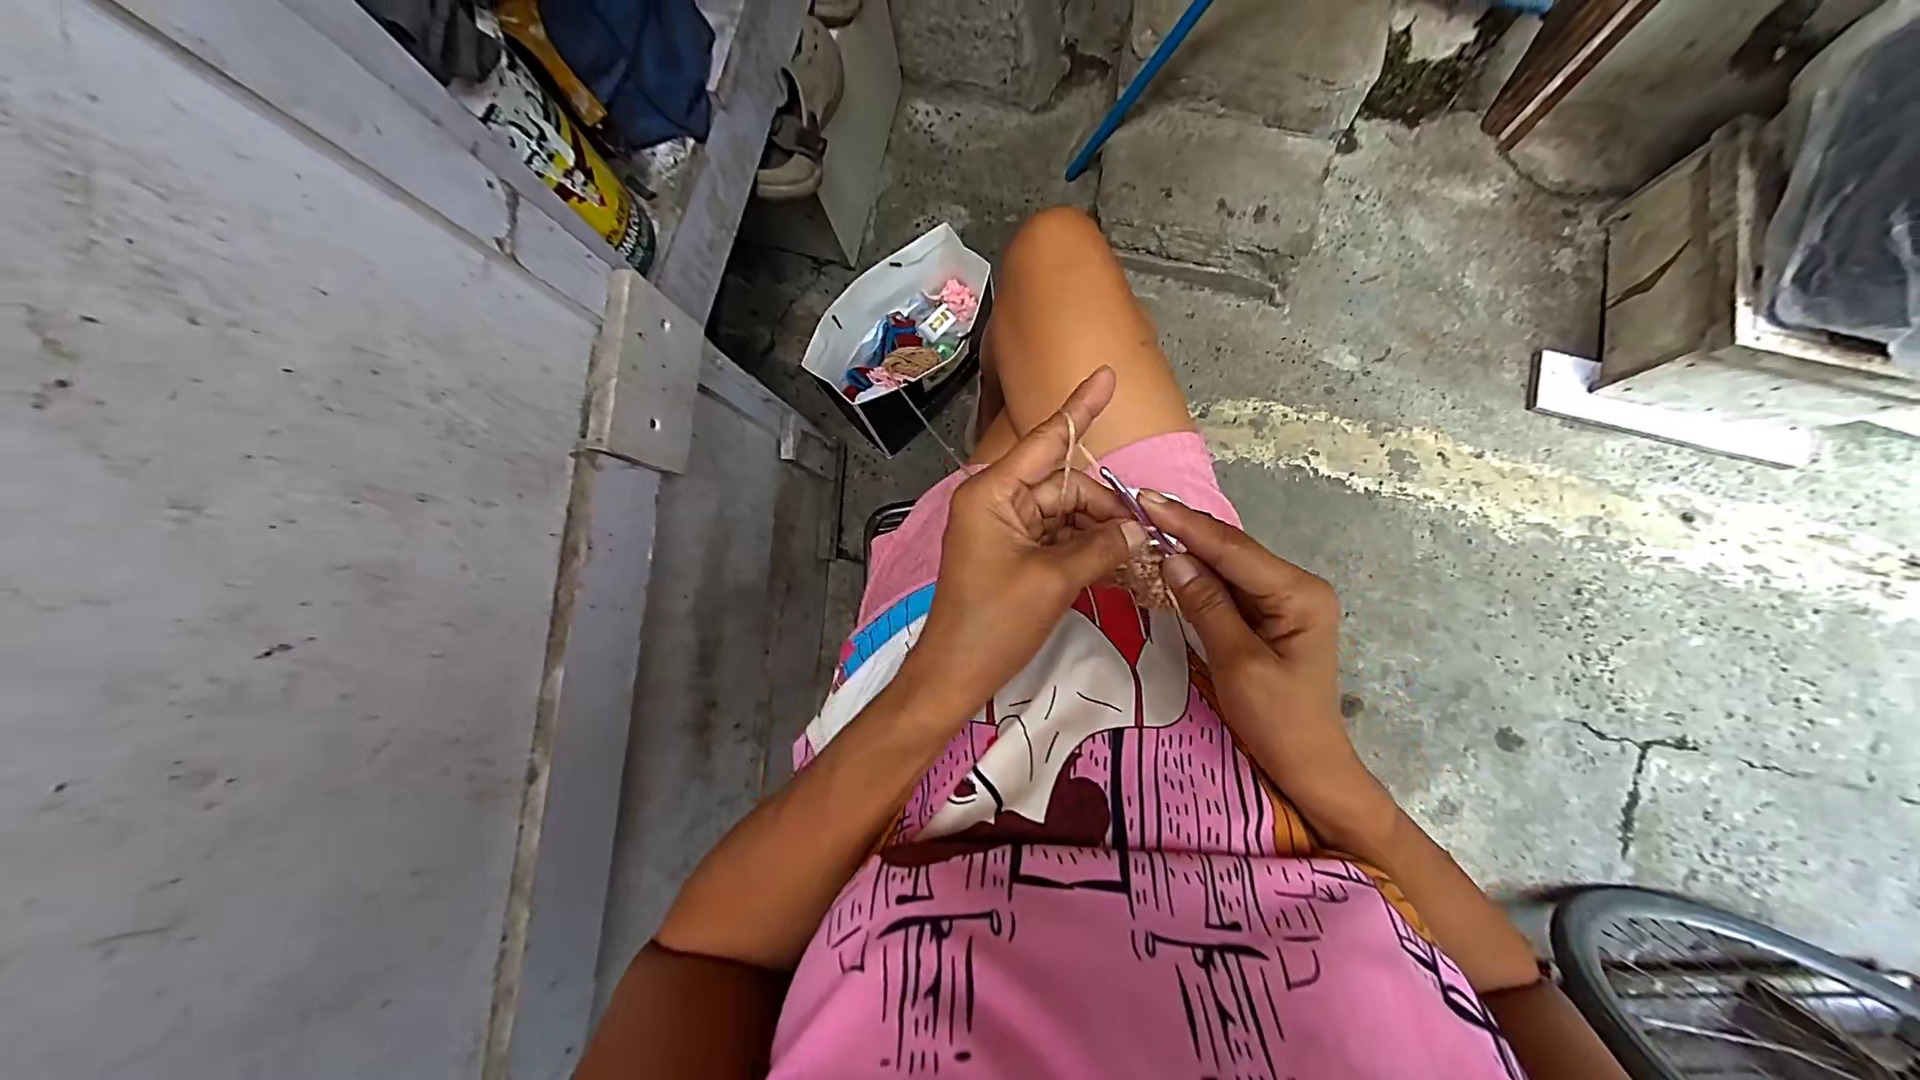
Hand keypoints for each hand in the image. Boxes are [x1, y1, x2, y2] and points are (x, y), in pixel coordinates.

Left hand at [900, 368, 1147, 723]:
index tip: (1108, 374)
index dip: (1080, 408)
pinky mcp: (1011, 551)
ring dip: (1098, 530)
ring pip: (1064, 512)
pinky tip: (1114, 561)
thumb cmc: (994, 624)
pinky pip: (1055, 536)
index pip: (1046, 441)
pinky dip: (1083, 546)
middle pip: (1063, 485)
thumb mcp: (1054, 581)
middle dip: (1104, 506)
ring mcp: (1002, 526)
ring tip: (1133, 554)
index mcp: (993, 493)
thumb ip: (1101, 548)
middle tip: (1143, 535)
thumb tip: (1140, 530)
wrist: (956, 673)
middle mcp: (995, 500)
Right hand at [1140, 494, 1396, 852]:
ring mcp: (1283, 598)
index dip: (1187, 524)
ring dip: (1188, 545)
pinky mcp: (1267, 612)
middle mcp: (1296, 586)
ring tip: (1147, 520)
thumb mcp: (1238, 663)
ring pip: (1228, 563)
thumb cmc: (1277, 720)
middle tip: (1139, 503)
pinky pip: (1227, 583)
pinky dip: (1197, 570)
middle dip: (1185, 527)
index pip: (1233, 550)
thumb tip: (1172, 556)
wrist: (1307, 764)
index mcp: (1299, 594)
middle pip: (1232, 549)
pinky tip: (1172, 555)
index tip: (1146, 500)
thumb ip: (1206, 605)